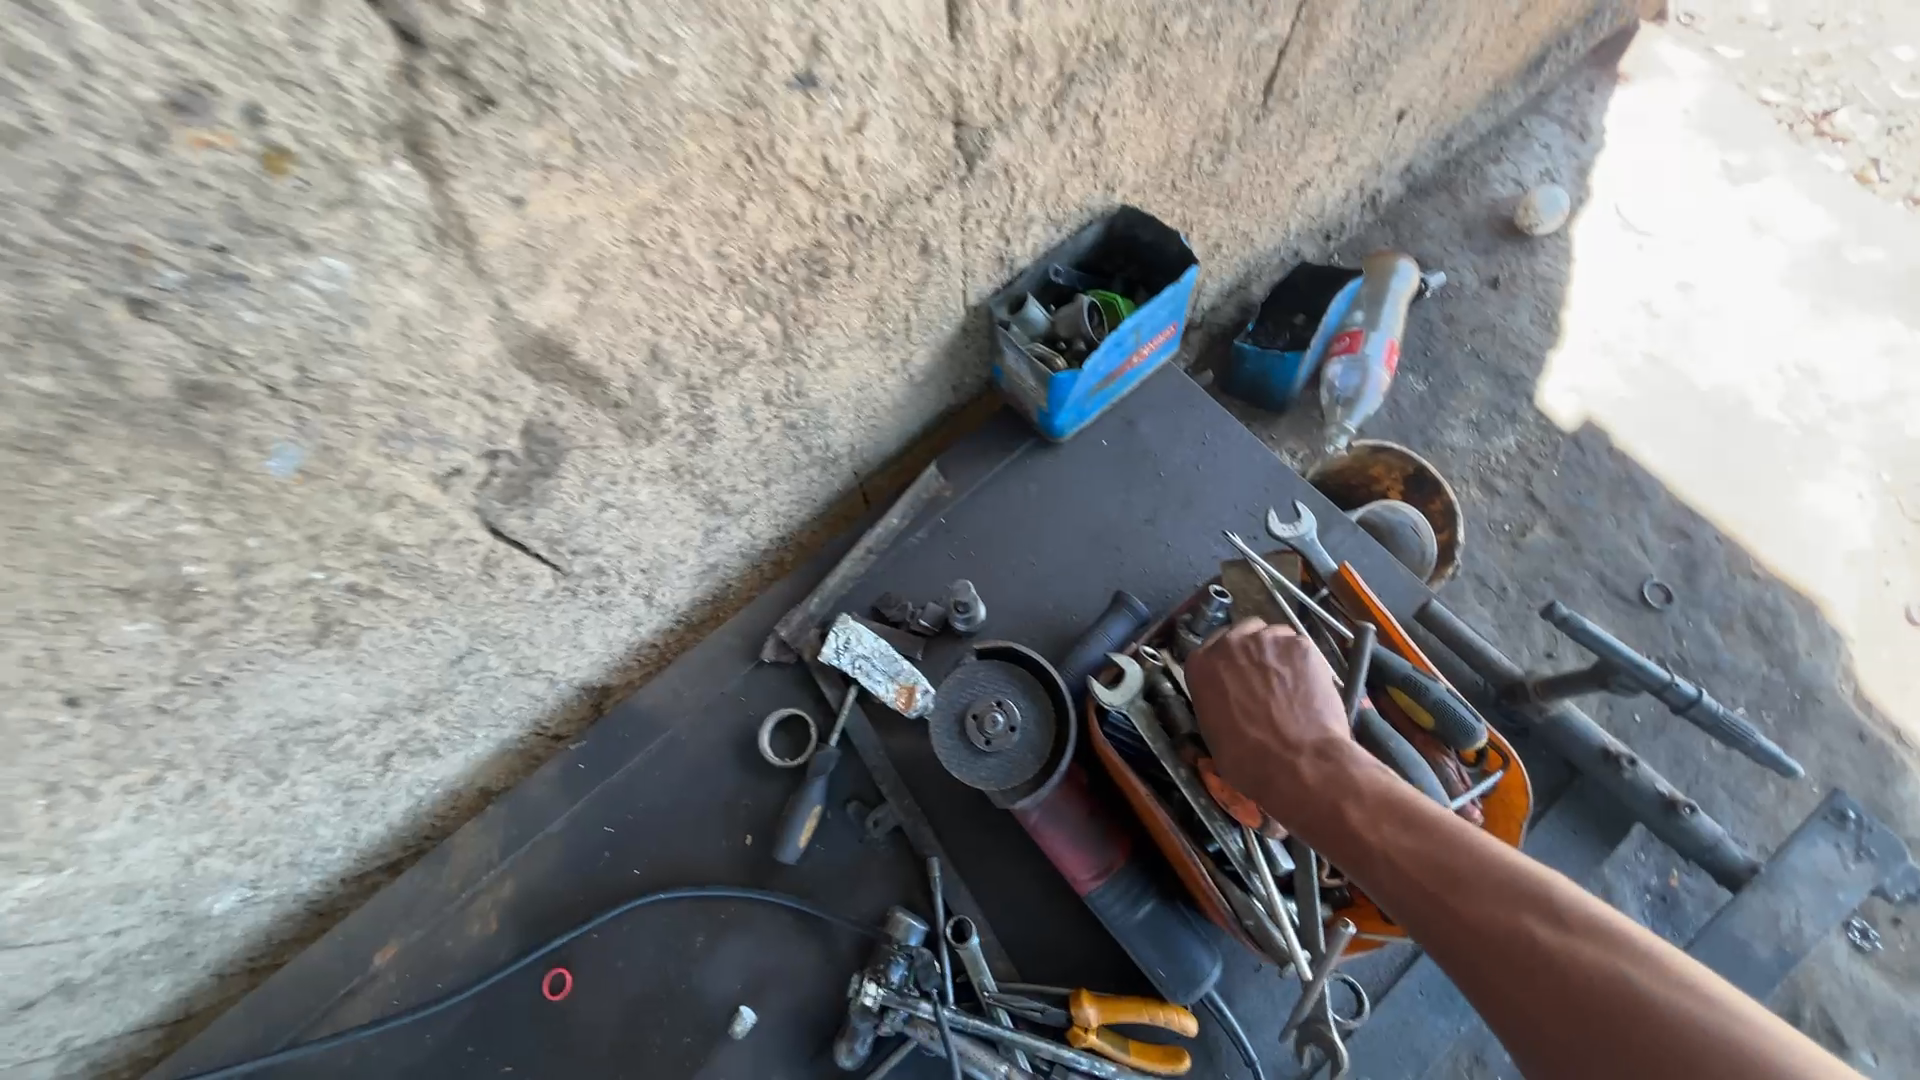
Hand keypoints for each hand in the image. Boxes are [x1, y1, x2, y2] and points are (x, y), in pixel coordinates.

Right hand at [1184, 619, 1352, 821]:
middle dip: (1253, 649)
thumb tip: (1230, 702)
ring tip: (1291, 679)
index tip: (1237, 673)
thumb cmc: (1247, 759)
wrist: (1297, 762)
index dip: (1227, 660)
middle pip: (1242, 632)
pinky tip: (1310, 684)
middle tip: (1265, 674)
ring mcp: (1266, 640)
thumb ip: (1216, 700)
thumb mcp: (1212, 730)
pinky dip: (1304, 661)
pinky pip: (1300, 646)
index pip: (1211, 648)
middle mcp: (1229, 644)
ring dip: (1279, 652)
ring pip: (1273, 634)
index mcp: (1200, 665)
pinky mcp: (1300, 645)